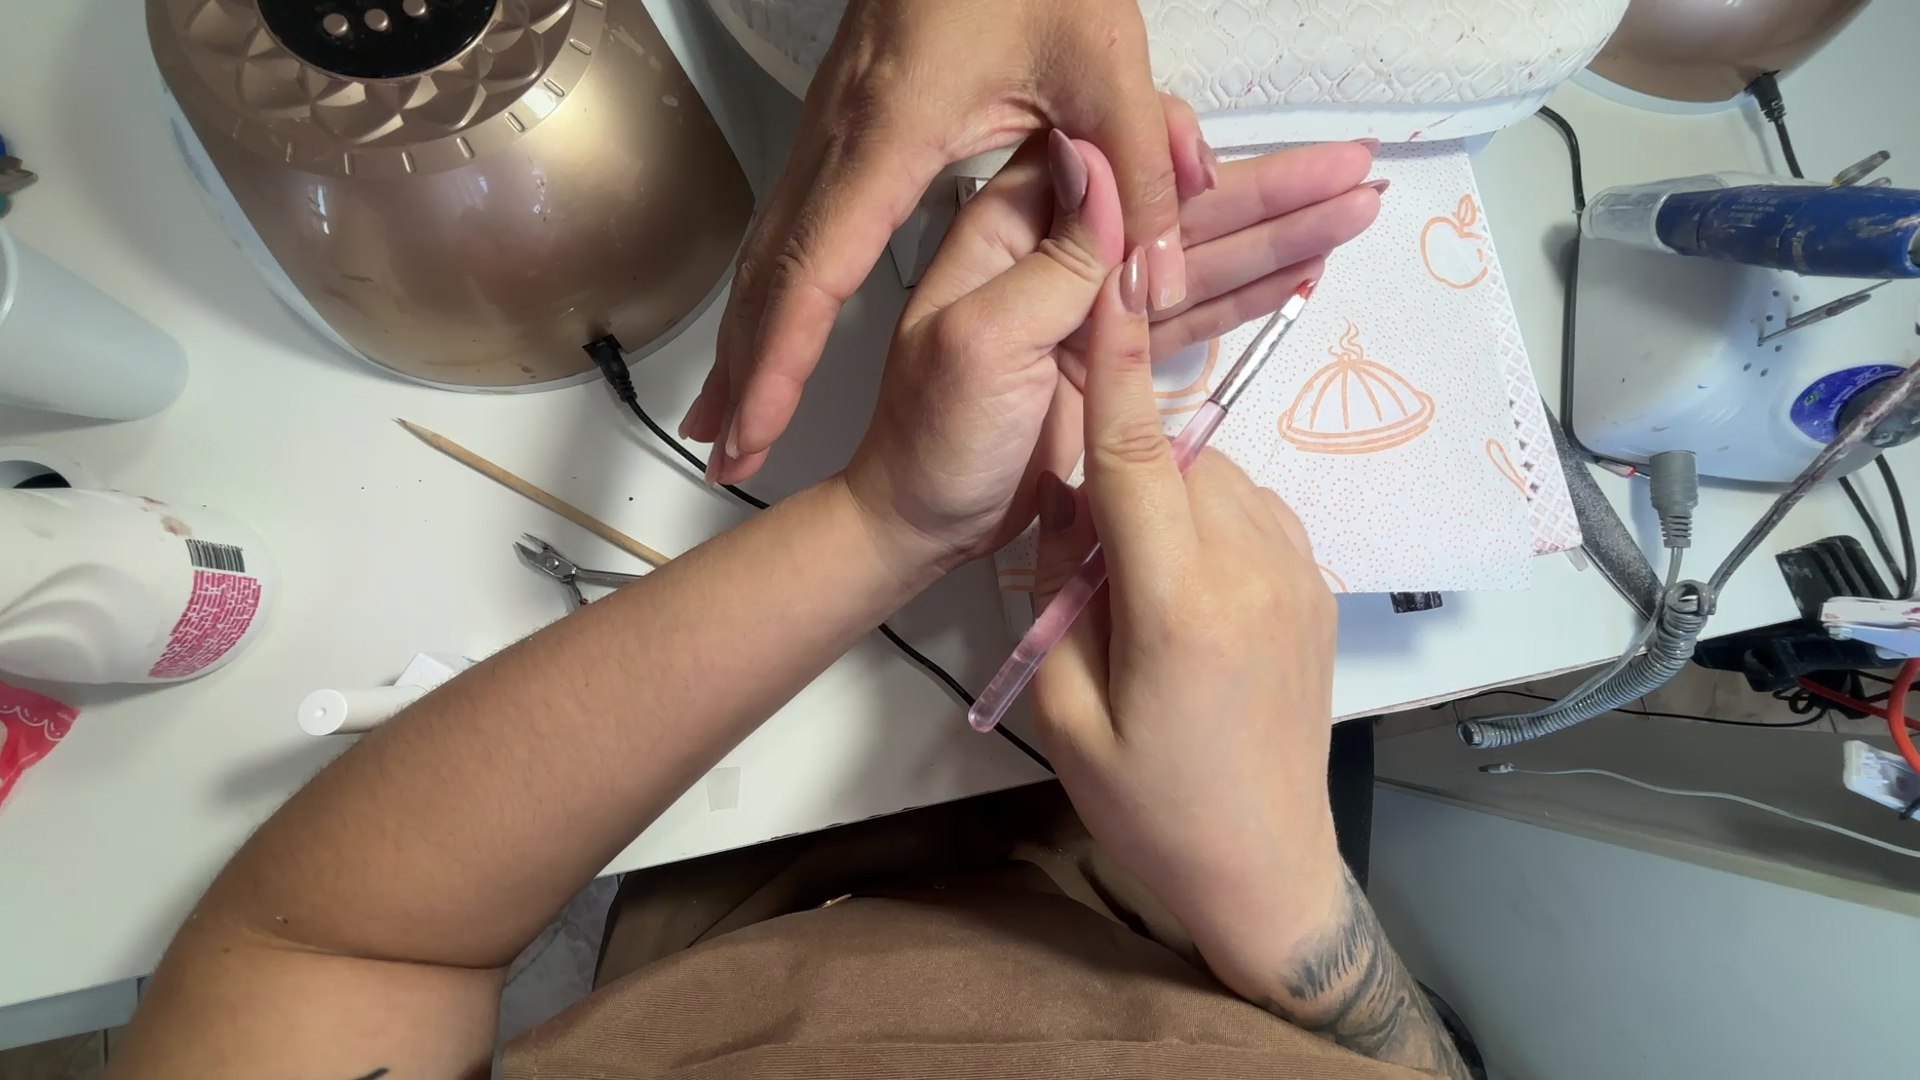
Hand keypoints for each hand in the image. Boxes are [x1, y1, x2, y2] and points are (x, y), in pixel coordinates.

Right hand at [686, 0, 1214, 483]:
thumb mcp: (1101, 60)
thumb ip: (1135, 173)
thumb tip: (1155, 281)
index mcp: (888, 140)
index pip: (815, 274)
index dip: (779, 364)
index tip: (751, 431)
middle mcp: (835, 146)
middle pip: (767, 277)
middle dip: (740, 372)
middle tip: (722, 446)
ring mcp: (826, 140)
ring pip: (764, 255)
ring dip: (743, 339)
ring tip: (725, 410)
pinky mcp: (836, 138)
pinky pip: (783, 231)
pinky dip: (767, 296)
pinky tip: (767, 327)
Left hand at [844, 134, 1381, 569]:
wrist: (930, 518)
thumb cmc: (936, 437)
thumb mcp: (984, 343)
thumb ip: (1052, 264)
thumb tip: (1106, 169)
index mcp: (1005, 237)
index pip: (1100, 161)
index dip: (1170, 154)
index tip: (1233, 167)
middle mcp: (1052, 261)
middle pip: (1164, 209)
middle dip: (1258, 192)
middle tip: (1351, 173)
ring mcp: (1087, 314)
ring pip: (1189, 263)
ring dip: (1270, 239)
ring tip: (1355, 213)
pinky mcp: (1112, 362)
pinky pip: (1186, 320)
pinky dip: (1242, 299)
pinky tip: (1300, 273)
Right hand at [1028, 263, 1345, 986]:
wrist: (1265, 866)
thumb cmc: (1148, 802)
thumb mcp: (1067, 707)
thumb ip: (1060, 590)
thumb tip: (1068, 500)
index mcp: (1180, 604)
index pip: (1138, 453)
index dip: (1119, 361)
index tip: (1111, 274)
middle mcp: (1254, 566)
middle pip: (1177, 452)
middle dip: (1122, 452)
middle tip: (1084, 525)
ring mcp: (1298, 569)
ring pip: (1214, 473)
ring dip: (1163, 486)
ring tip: (1132, 568)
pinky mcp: (1316, 580)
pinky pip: (1246, 505)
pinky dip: (1202, 510)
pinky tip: (1181, 575)